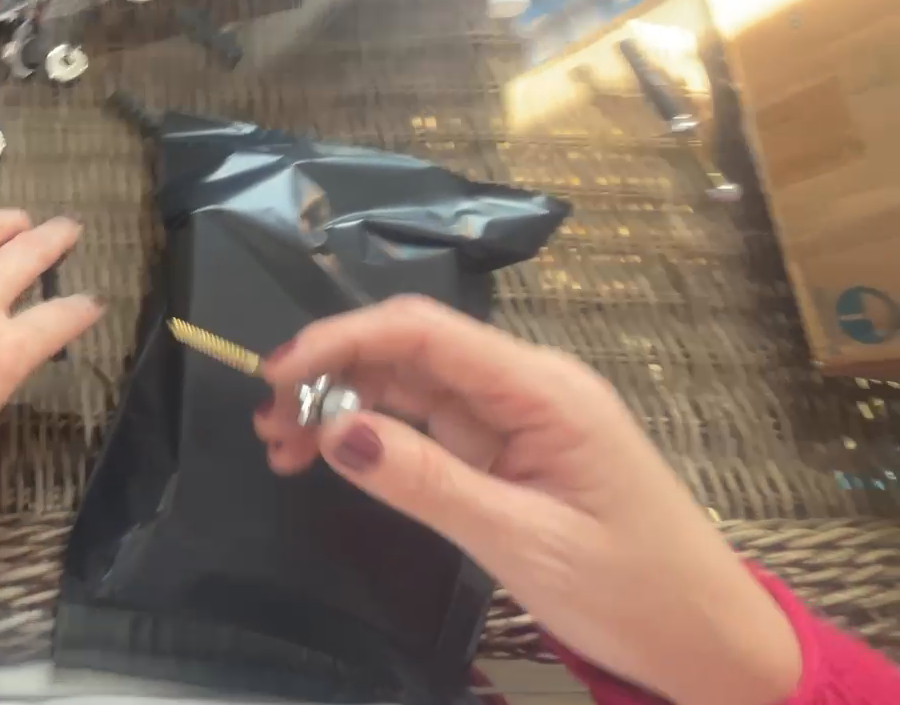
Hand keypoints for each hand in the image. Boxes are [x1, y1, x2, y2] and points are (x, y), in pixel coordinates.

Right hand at [256, 296, 800, 704]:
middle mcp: (514, 382)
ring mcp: (498, 409)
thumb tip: (332, 431)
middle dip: (324, 375)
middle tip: (268, 420)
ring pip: (392, 382)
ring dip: (330, 405)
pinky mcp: (485, 439)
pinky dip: (357, 433)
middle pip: (397, 350)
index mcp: (540, 389)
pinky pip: (406, 418)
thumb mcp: (525, 543)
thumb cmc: (637, 595)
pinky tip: (318, 453)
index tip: (278, 373)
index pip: (421, 331)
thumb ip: (425, 481)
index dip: (340, 338)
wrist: (714, 650)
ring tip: (279, 444)